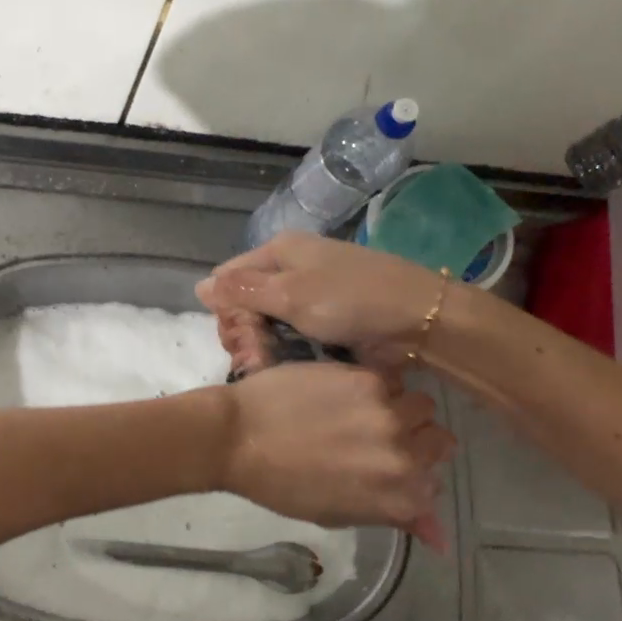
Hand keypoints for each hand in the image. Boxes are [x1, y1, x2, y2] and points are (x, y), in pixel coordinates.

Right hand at [196, 233, 442, 373]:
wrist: (421, 321)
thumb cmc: (353, 301)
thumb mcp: (291, 295)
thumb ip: (242, 291)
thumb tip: (200, 286)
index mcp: (281, 251)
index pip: (228, 277)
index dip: (224, 308)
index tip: (232, 337)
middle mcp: (292, 269)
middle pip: (245, 300)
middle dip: (243, 330)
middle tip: (251, 356)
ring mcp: (310, 295)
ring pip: (265, 320)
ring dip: (262, 344)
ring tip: (266, 366)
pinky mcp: (326, 319)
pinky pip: (290, 333)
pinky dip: (283, 350)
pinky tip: (284, 369)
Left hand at [215, 363, 455, 547]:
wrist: (236, 436)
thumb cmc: (278, 484)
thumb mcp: (336, 513)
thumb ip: (391, 516)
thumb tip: (439, 539)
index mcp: (399, 496)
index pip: (433, 487)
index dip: (411, 478)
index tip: (387, 472)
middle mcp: (404, 455)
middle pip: (438, 442)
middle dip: (415, 443)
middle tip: (376, 441)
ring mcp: (388, 413)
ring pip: (421, 407)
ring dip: (401, 411)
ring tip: (364, 414)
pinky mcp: (367, 379)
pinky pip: (393, 381)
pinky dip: (377, 388)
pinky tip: (345, 396)